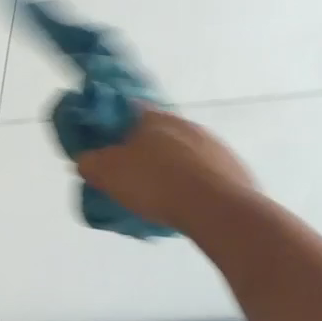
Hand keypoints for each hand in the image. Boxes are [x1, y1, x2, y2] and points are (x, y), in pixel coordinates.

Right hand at [75, 107, 259, 233]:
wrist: (219, 210)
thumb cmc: (155, 183)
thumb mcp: (103, 171)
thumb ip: (88, 161)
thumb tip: (89, 159)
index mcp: (155, 118)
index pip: (124, 111)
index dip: (107, 127)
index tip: (98, 148)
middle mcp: (187, 124)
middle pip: (152, 135)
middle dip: (136, 152)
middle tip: (120, 176)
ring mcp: (215, 146)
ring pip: (177, 155)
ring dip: (163, 169)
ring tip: (150, 196)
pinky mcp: (233, 169)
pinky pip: (198, 173)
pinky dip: (185, 184)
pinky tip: (176, 203)